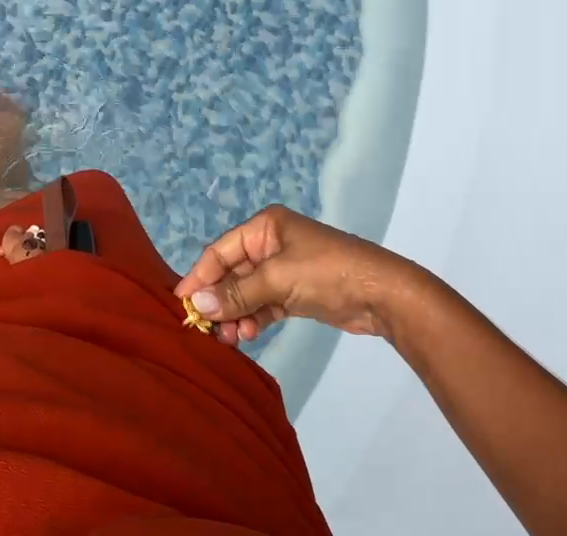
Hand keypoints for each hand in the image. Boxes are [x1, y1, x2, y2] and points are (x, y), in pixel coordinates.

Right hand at [174, 204, 424, 344]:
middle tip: (206, 328)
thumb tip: (198, 305)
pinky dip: (255, 319)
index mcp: (265, 227)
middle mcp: (271, 244)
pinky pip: (265, 305)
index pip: (221, 251)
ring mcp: (284, 270)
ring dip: (236, 314)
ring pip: (248, 293)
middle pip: (233, 273)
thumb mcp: (278, 279)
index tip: (182, 302)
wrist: (384, 296)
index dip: (200, 276)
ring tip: (228, 338)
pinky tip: (247, 335)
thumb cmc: (327, 273)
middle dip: (220, 300)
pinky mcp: (296, 293)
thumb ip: (237, 293)